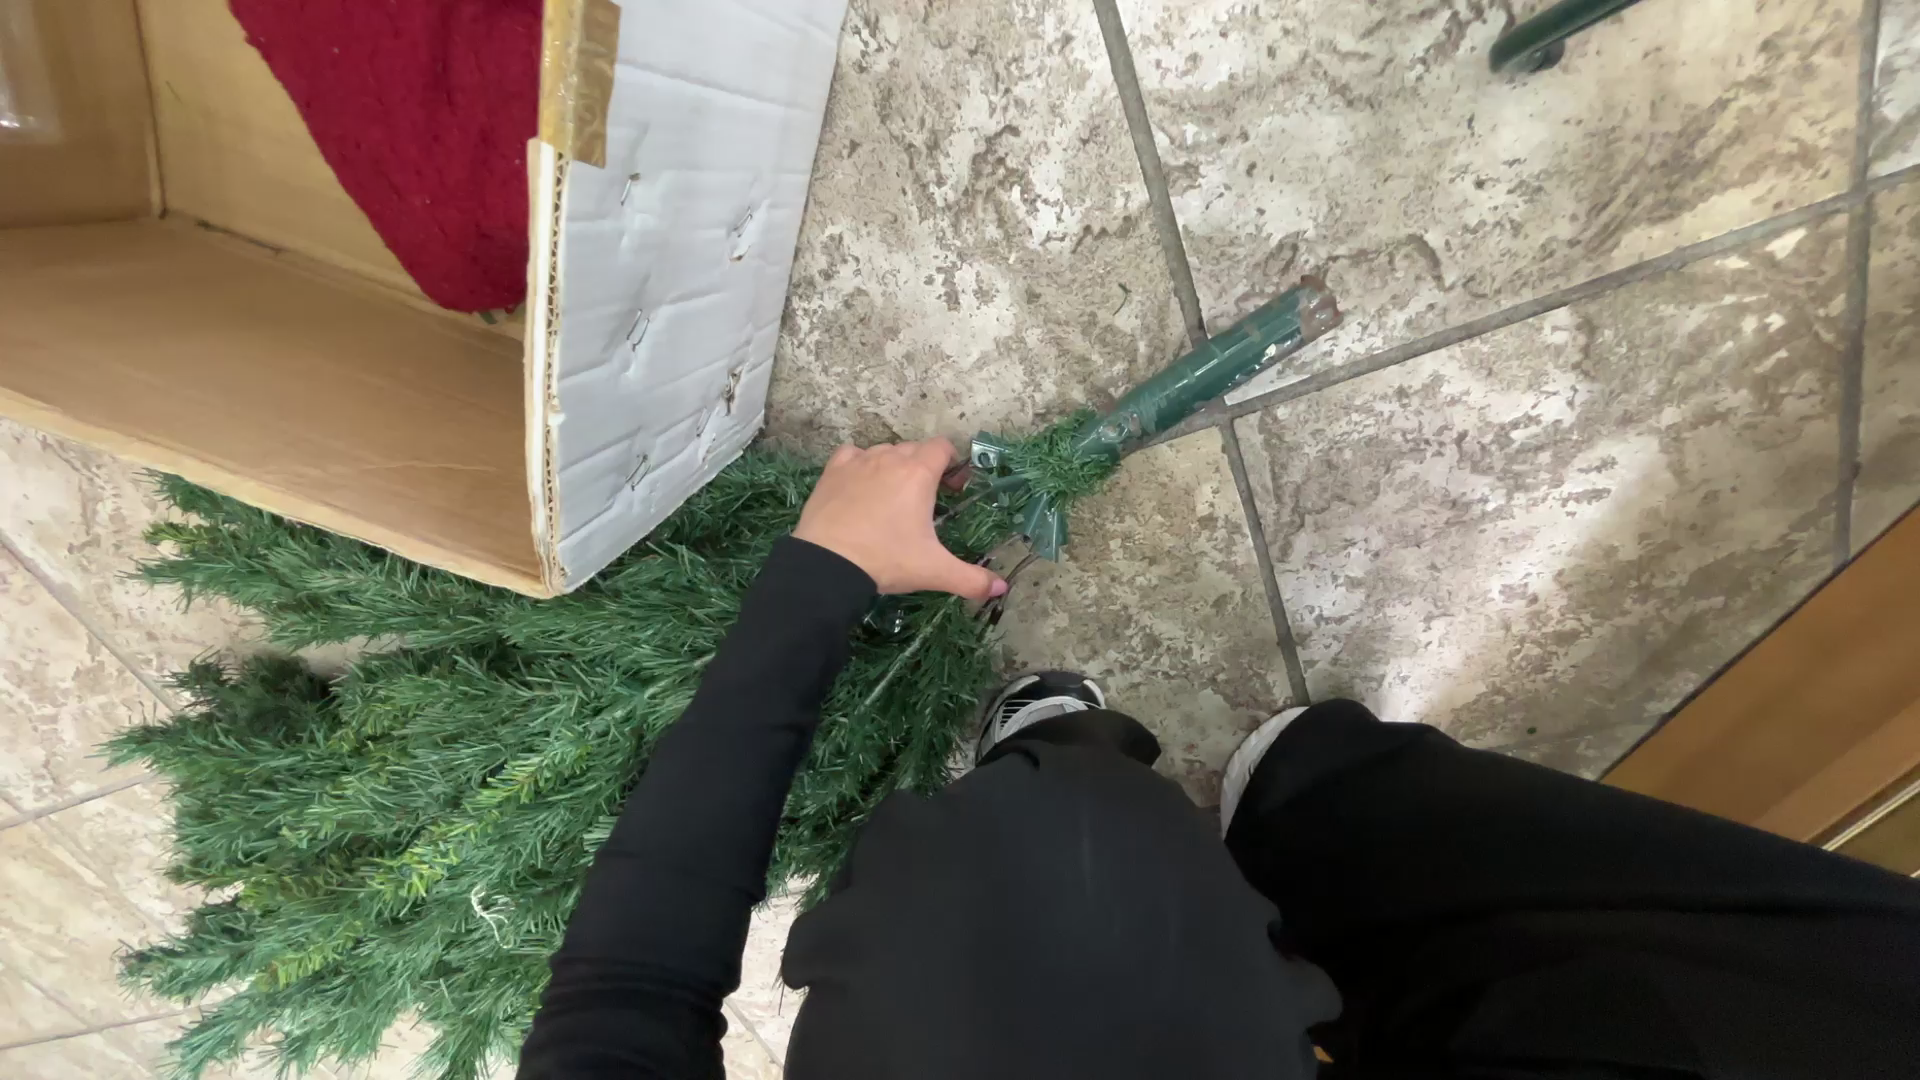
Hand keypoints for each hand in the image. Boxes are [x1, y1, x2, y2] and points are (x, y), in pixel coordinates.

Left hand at [793, 438, 1008, 602]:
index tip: (952, 490)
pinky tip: (860, 487)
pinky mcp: (833, 471)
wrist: (828, 563)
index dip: (952, 464)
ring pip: (884, 451)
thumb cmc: (887, 559)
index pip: (943, 447)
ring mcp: (859, 462)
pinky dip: (861, 465)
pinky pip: (853, 455)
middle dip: (924, 468)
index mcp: (919, 474)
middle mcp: (890, 458)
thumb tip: (1000, 589)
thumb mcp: (934, 571)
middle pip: (915, 449)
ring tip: (891, 499)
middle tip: (925, 502)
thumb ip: (971, 579)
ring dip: (893, 467)